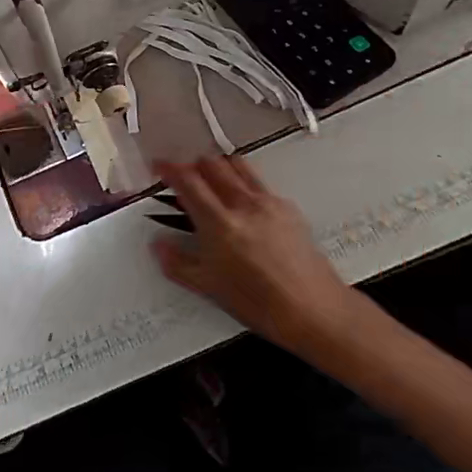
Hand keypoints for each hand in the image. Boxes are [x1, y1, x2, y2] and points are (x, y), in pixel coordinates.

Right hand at [152, 156, 354, 348]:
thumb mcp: (208, 287)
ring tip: (212, 180)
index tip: (160, 166)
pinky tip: (242, 204)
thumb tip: (160, 246)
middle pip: (213, 164)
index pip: (188, 181)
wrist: (310, 307)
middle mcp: (244, 204)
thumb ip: (178, 263)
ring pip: (238, 166)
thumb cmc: (259, 302)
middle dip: (193, 165)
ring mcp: (269, 202)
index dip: (169, 168)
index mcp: (219, 223)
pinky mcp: (288, 208)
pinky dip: (244, 183)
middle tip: (184, 177)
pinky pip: (260, 183)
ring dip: (219, 166)